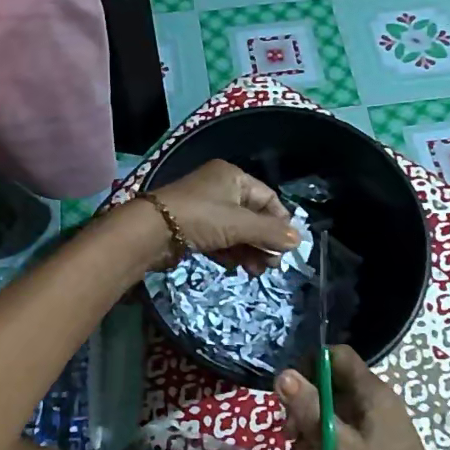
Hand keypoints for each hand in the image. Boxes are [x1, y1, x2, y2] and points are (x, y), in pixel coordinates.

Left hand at [144, 160, 297, 271]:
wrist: (151, 231)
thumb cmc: (200, 218)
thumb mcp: (240, 224)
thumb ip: (270, 233)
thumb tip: (298, 241)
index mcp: (233, 177)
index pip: (268, 198)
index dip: (280, 222)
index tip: (286, 247)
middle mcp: (221, 188)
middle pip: (254, 216)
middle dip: (264, 242)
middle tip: (272, 265)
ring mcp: (206, 209)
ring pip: (238, 231)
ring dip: (250, 251)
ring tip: (256, 272)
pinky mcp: (194, 228)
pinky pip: (221, 240)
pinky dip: (231, 253)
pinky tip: (237, 269)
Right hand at [277, 346, 449, 449]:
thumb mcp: (338, 442)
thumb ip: (309, 408)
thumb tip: (282, 375)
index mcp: (370, 389)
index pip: (336, 355)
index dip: (310, 365)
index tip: (289, 391)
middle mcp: (373, 397)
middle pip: (331, 383)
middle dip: (305, 403)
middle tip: (288, 432)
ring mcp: (375, 418)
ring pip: (334, 408)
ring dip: (311, 425)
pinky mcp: (374, 439)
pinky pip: (343, 427)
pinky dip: (325, 438)